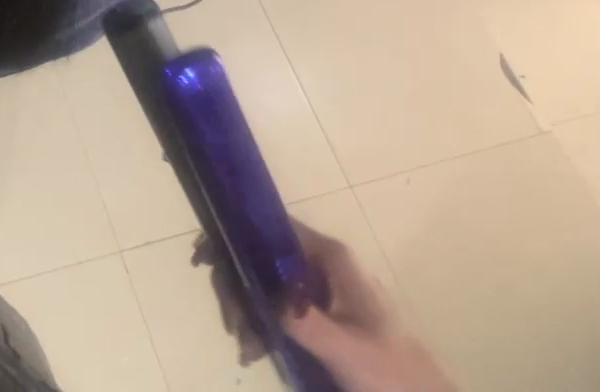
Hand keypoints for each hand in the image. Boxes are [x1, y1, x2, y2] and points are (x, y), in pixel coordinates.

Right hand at [198, 222, 454, 391]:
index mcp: (332, 258)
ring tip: (246, 348)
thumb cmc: (394, 374)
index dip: (233, 235)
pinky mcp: (318, 315)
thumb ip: (302, 319)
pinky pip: (276, 308)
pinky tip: (255, 350)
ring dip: (247, 312)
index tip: (205, 260)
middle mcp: (322, 265)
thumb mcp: (345, 349)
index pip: (271, 226)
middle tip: (232, 324)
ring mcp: (320, 290)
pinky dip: (260, 325)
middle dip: (238, 288)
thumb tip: (258, 293)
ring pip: (264, 284)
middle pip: (260, 257)